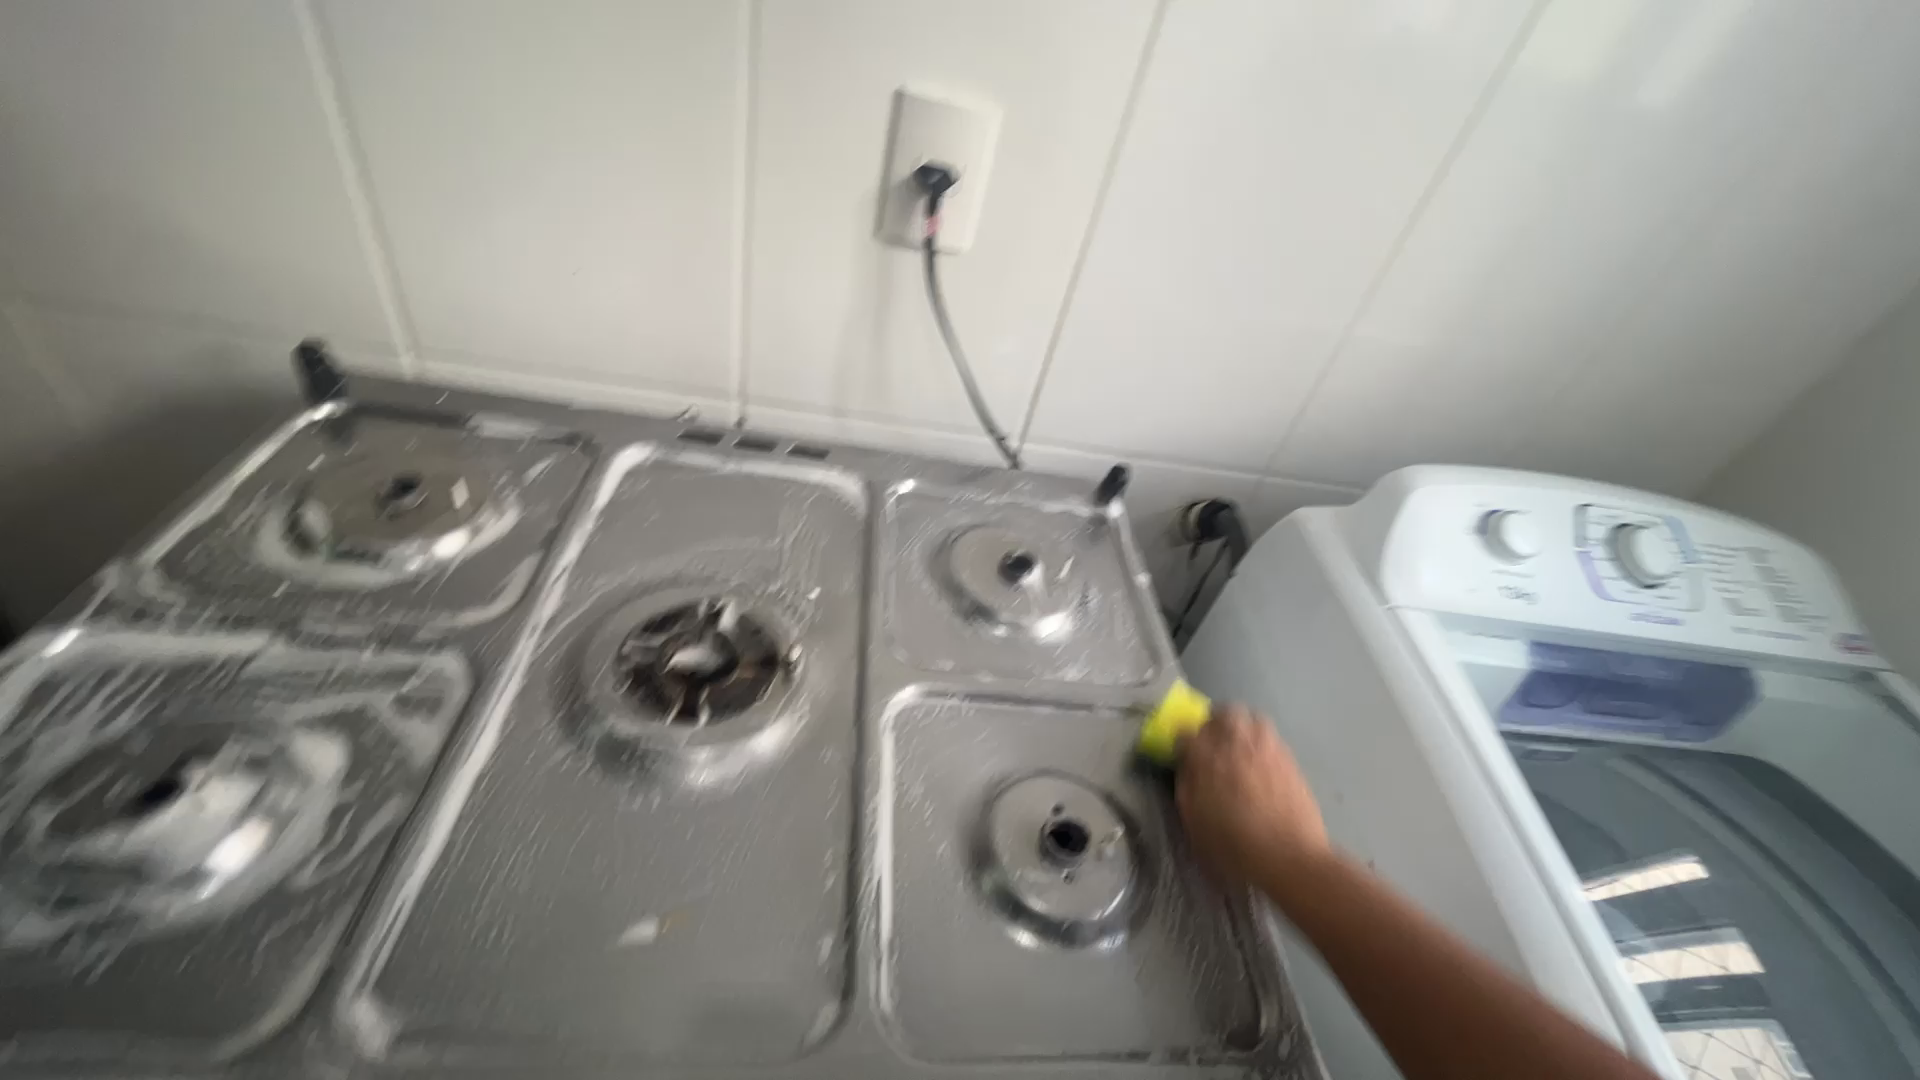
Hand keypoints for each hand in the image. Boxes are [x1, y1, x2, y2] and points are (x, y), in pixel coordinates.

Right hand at [1175, 704, 1329, 885]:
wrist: (1289, 857)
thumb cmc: (1233, 844)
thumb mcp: (1194, 820)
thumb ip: (1186, 786)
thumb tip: (1186, 766)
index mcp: (1206, 756)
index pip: (1186, 731)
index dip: (1183, 742)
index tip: (1184, 754)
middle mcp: (1236, 742)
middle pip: (1225, 713)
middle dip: (1216, 723)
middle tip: (1213, 743)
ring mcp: (1267, 747)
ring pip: (1253, 719)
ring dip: (1243, 728)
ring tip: (1240, 749)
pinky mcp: (1290, 759)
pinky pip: (1272, 739)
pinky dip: (1263, 745)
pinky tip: (1262, 767)